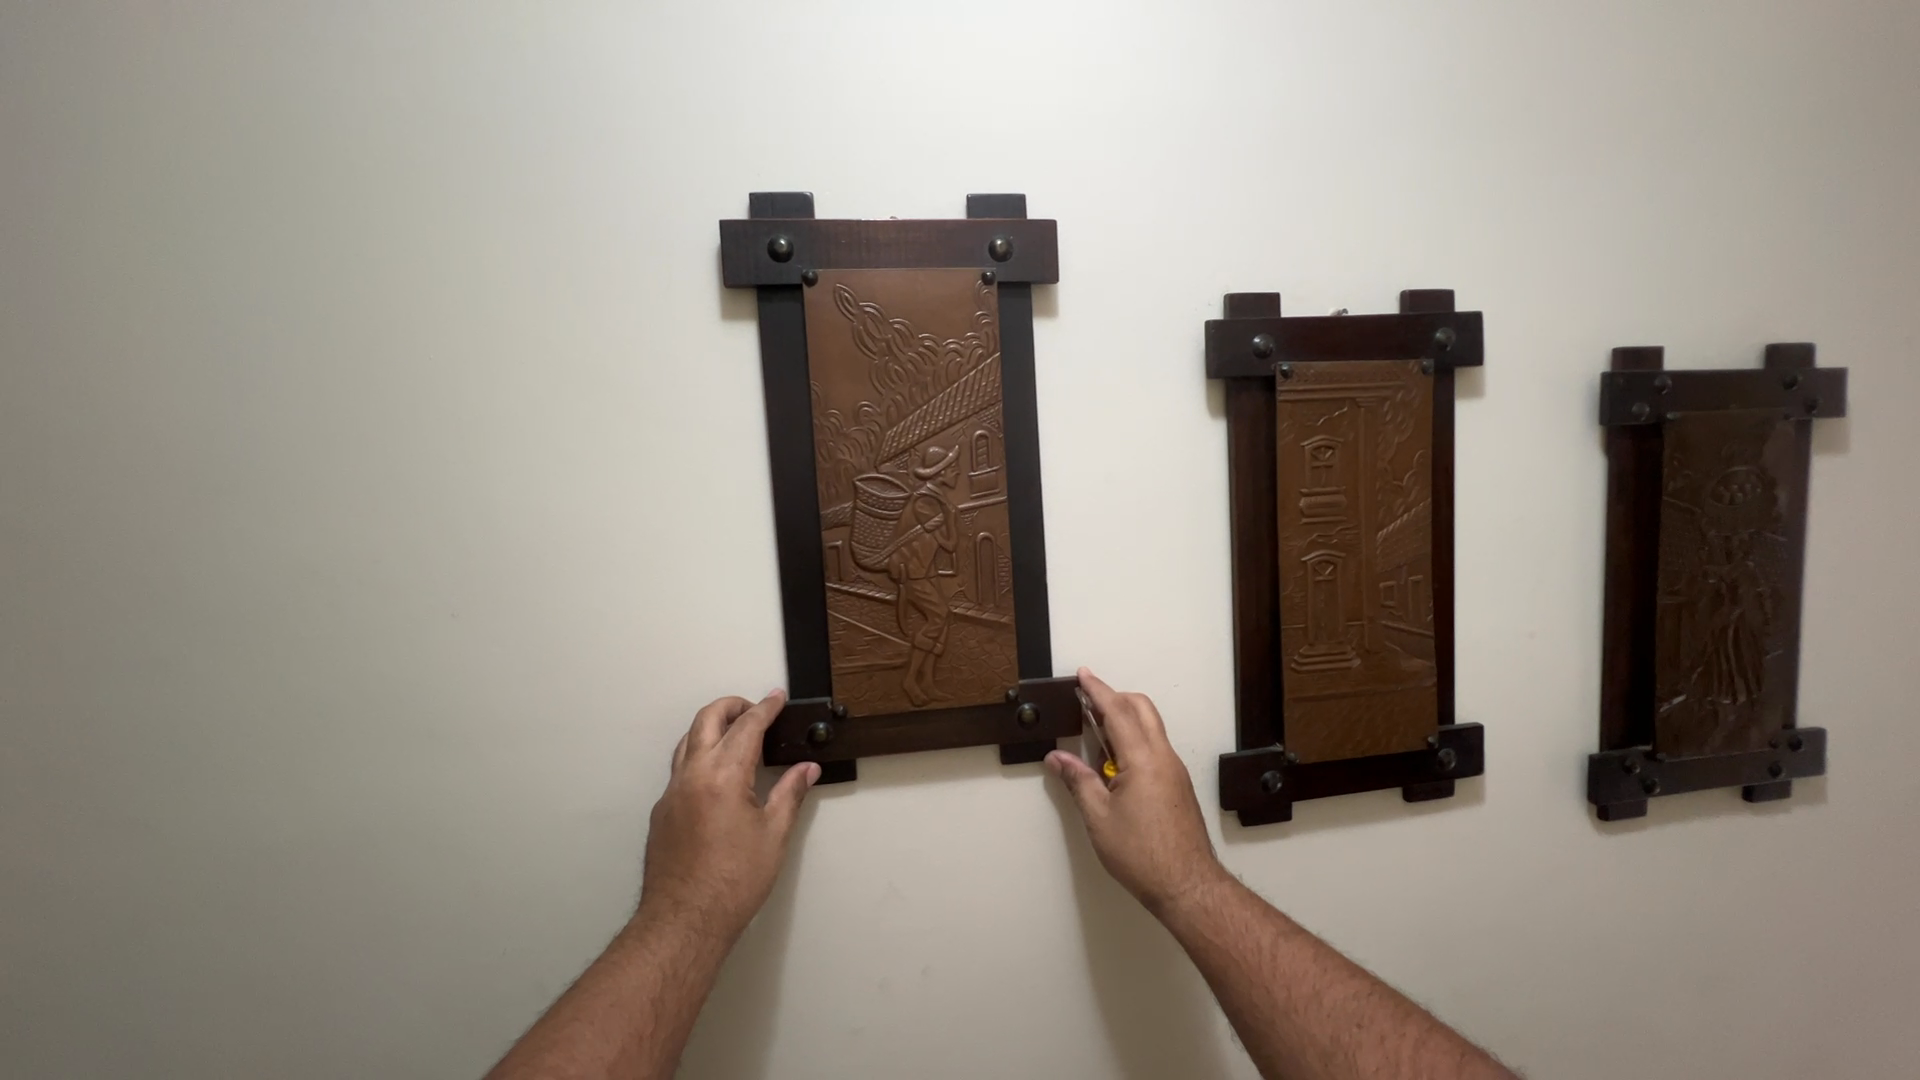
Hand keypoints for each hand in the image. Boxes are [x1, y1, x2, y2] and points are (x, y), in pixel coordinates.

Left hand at [636, 691, 820, 942]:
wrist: (683, 922)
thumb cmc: (733, 882)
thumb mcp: (774, 836)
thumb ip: (790, 794)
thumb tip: (806, 770)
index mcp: (723, 776)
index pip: (747, 727)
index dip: (765, 708)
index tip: (777, 698)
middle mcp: (692, 776)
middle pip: (707, 719)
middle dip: (733, 706)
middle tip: (756, 708)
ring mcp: (672, 793)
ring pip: (687, 740)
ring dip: (712, 726)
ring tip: (737, 733)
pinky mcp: (661, 812)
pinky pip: (680, 768)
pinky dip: (700, 754)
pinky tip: (717, 774)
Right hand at [1047, 668, 1229, 914]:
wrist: (1188, 886)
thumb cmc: (1143, 855)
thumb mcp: (1098, 818)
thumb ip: (1078, 781)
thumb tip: (1058, 759)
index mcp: (1143, 759)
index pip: (1117, 710)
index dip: (1097, 689)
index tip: (1084, 675)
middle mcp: (1163, 757)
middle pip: (1141, 708)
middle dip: (1114, 697)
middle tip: (1088, 700)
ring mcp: (1174, 771)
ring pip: (1151, 727)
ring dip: (1125, 719)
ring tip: (1096, 734)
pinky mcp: (1178, 785)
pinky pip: (1155, 747)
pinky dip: (1134, 739)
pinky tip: (1116, 763)